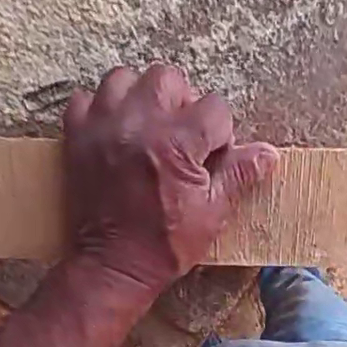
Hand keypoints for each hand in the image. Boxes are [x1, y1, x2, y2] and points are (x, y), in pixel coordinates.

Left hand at [63, 65, 278, 293]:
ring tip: (146, 128)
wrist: (113, 267)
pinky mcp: (77, 140)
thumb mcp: (212, 214)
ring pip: (124, 79)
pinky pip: (85, 100)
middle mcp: (138, 126)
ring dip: (139, 97)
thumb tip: (268, 153)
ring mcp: (103, 130)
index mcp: (176, 145)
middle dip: (181, 103)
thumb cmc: (163, 247)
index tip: (210, 158)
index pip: (215, 108)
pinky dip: (100, 111)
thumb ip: (238, 175)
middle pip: (168, 78)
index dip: (220, 133)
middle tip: (180, 137)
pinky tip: (113, 134)